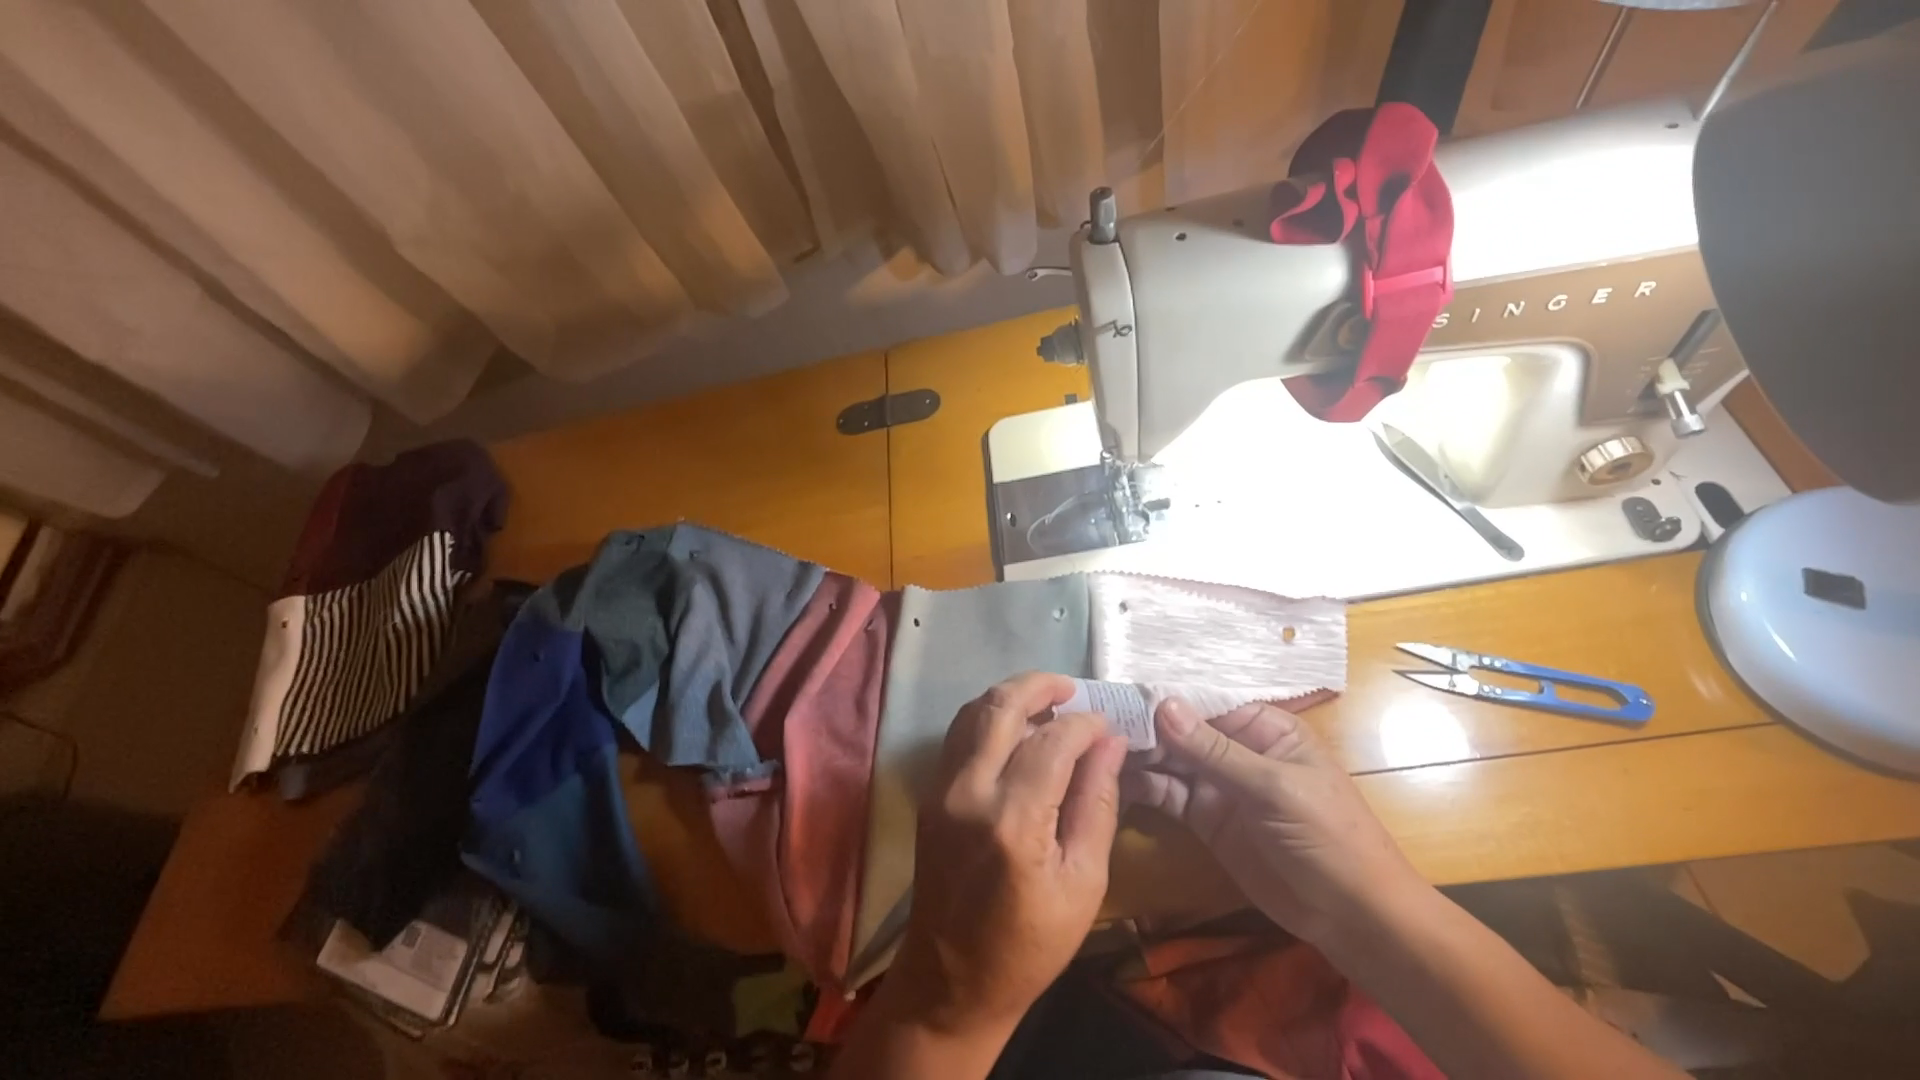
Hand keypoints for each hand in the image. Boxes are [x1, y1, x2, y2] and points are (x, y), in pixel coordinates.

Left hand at [885, 673, 1128, 1036]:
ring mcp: (940, 790)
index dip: (1084, 725)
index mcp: (1012, 820)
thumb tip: (1110, 743)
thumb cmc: (1029, 944)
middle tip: (1071, 688)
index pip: (1053, 742)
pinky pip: (957, 737)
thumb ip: (1096, 803)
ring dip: (1009, 698)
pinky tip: (1015, 730)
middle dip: (1039, 687)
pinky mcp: (928, 796)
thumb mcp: (1084, 882)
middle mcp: (967, 792)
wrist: (951, 982)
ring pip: (971, 714)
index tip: (1107, 726)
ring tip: (1047, 702)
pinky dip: (987, 719)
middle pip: (1000, 708)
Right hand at [1124, 698, 1425, 945]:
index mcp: (1264, 728)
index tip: (1118, 697)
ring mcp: (1220, 785)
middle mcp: (1237, 749)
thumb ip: (1215, 750)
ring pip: (1170, 760)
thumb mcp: (1273, 788)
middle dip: (1143, 728)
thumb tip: (1164, 704)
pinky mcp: (1206, 819)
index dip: (1164, 700)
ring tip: (1094, 752)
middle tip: (1094, 728)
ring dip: (1136, 756)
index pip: (1206, 703)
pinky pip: (1168, 795)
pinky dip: (1142, 788)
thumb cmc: (1328, 837)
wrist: (1352, 916)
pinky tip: (1111, 781)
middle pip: (1182, 730)